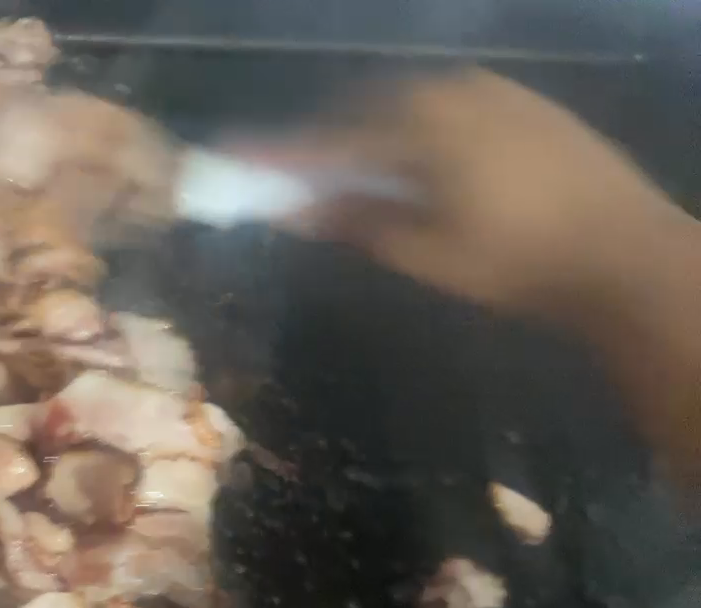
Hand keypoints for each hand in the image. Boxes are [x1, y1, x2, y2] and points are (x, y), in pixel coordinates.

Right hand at [264, 69, 687, 320]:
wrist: (623, 254)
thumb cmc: (508, 260)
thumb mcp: (416, 249)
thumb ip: (352, 219)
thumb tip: (291, 208)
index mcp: (427, 132)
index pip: (331, 141)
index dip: (277, 153)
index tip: (233, 155)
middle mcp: (462, 99)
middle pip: (369, 106)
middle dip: (325, 134)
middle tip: (292, 168)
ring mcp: (502, 98)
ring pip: (411, 100)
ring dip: (370, 127)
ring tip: (348, 165)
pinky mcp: (529, 109)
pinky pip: (449, 102)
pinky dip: (412, 124)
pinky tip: (411, 158)